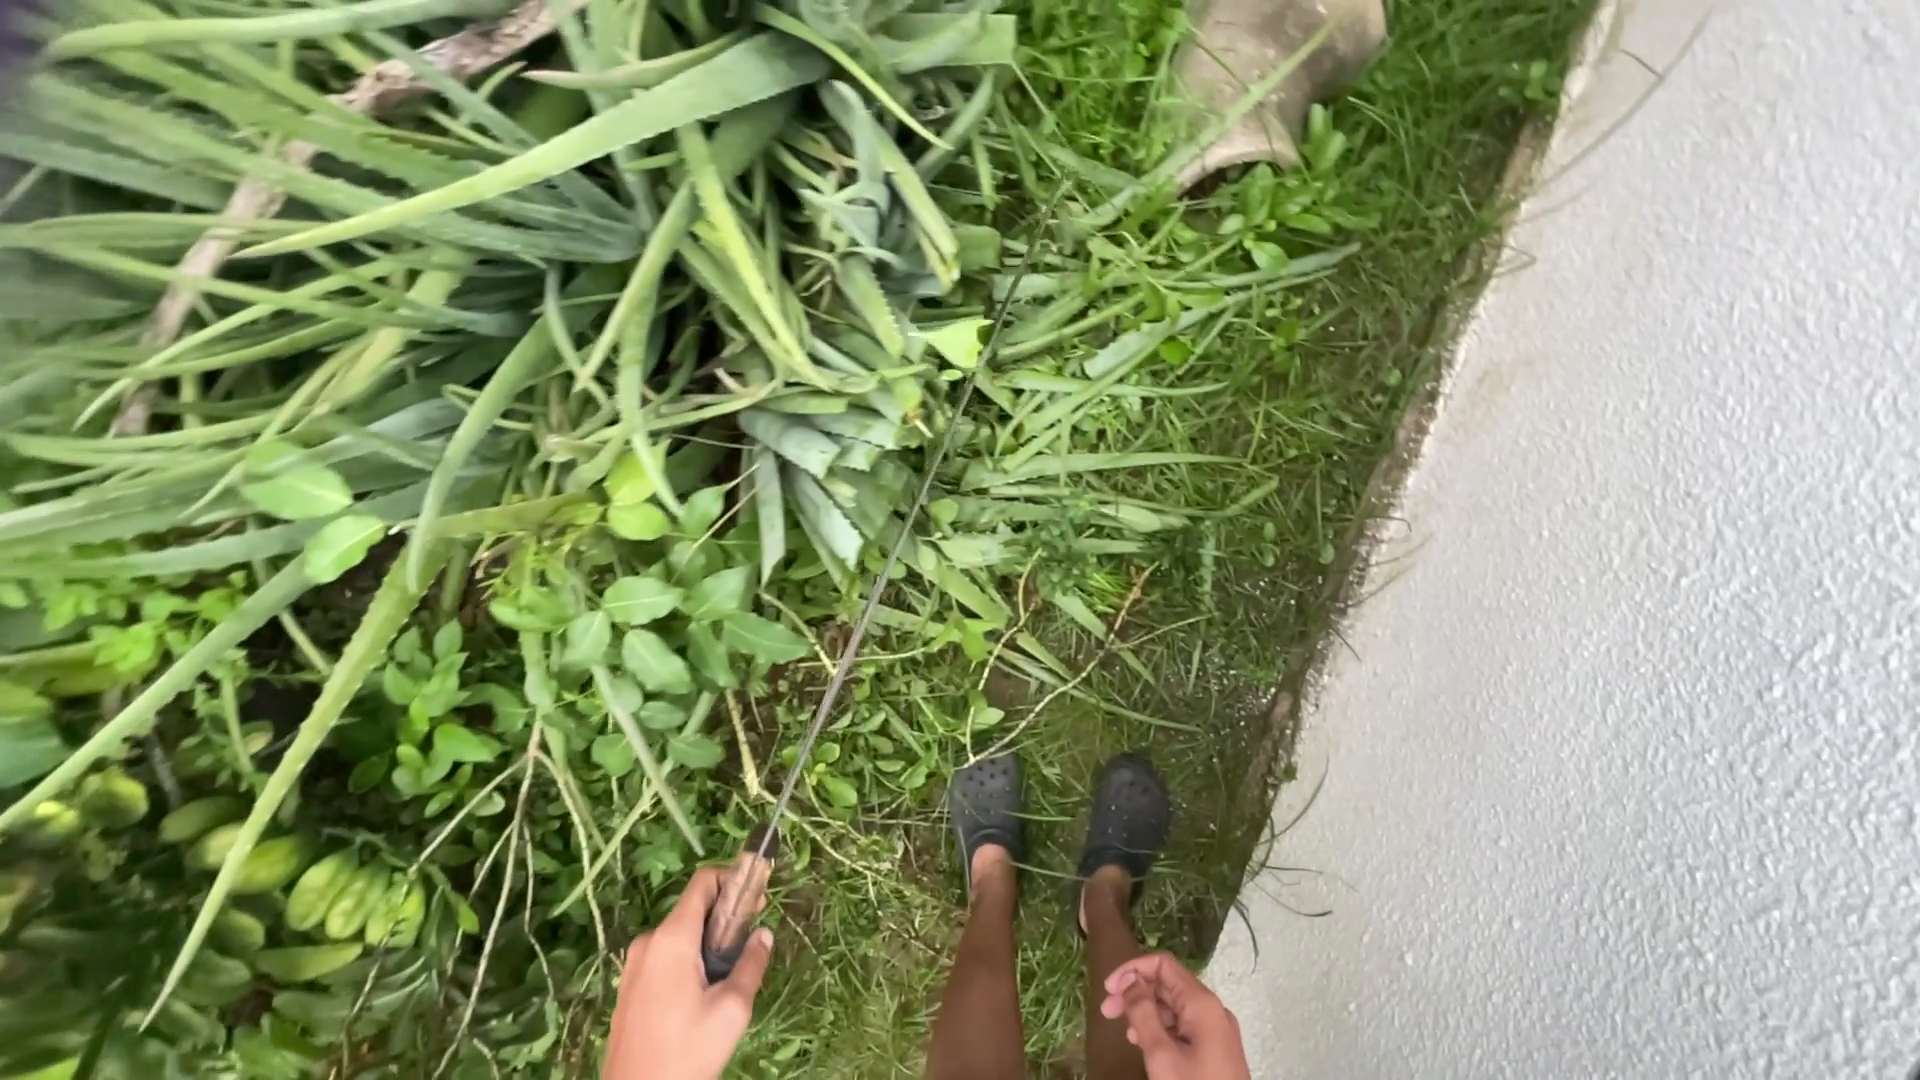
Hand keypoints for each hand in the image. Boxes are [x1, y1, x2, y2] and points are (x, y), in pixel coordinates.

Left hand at [602, 866, 774, 1079]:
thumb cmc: (686, 1053)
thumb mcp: (732, 1010)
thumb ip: (751, 964)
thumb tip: (763, 935)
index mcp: (672, 938)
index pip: (704, 882)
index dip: (734, 880)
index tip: (758, 903)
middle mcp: (649, 942)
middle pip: (694, 909)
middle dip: (726, 918)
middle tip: (749, 945)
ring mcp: (635, 965)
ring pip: (681, 935)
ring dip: (708, 943)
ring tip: (728, 979)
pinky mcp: (630, 987)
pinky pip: (666, 957)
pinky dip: (689, 960)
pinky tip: (702, 996)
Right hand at [1100, 952, 1250, 1079]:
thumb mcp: (1161, 1054)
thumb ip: (1142, 1012)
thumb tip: (1130, 980)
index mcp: (1202, 1002)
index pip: (1162, 964)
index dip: (1132, 969)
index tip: (1108, 990)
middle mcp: (1212, 1009)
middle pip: (1168, 985)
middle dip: (1135, 992)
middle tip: (1107, 1012)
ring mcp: (1217, 1031)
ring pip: (1175, 1007)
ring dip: (1146, 1012)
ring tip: (1126, 1033)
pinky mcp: (1217, 1050)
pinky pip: (1184, 1027)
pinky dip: (1161, 1029)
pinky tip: (1146, 1044)